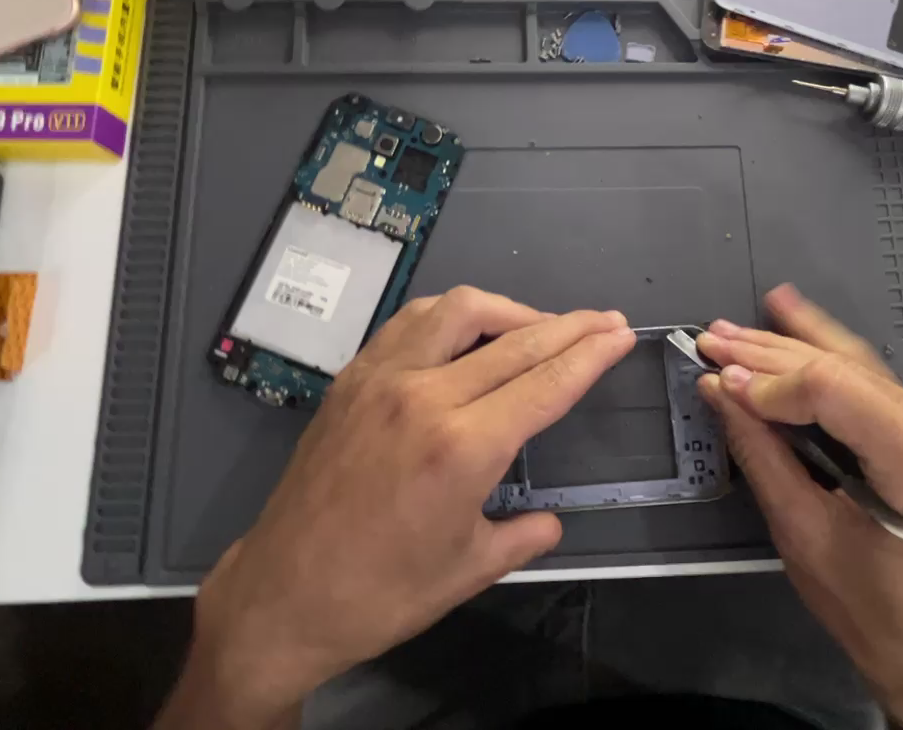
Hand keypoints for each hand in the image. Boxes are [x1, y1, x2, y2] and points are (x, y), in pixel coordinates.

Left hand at [163, 287, 634, 729]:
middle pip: (514, 339)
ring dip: (509, 308)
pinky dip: (452, 315)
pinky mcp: (353, 376)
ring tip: (537, 325)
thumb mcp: (468, 571)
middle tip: (605, 320)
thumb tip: (551, 523)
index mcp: (461, 447)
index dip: (591, 354)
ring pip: (458, 310)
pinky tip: (466, 329)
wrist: (281, 594)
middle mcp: (425, 395)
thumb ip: (522, 537)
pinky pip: (411, 321)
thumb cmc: (380, 593)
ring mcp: (383, 377)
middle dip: (569, 326)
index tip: (621, 334)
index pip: (544, 383)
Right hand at [697, 285, 902, 728]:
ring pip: (856, 366)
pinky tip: (790, 317)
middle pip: (845, 371)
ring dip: (787, 347)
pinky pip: (869, 380)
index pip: (839, 391)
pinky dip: (821, 354)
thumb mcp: (805, 535)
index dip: (771, 381)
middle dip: (769, 356)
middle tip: (710, 339)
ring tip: (732, 329)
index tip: (717, 381)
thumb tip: (719, 389)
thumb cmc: (874, 614)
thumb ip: (762, 453)